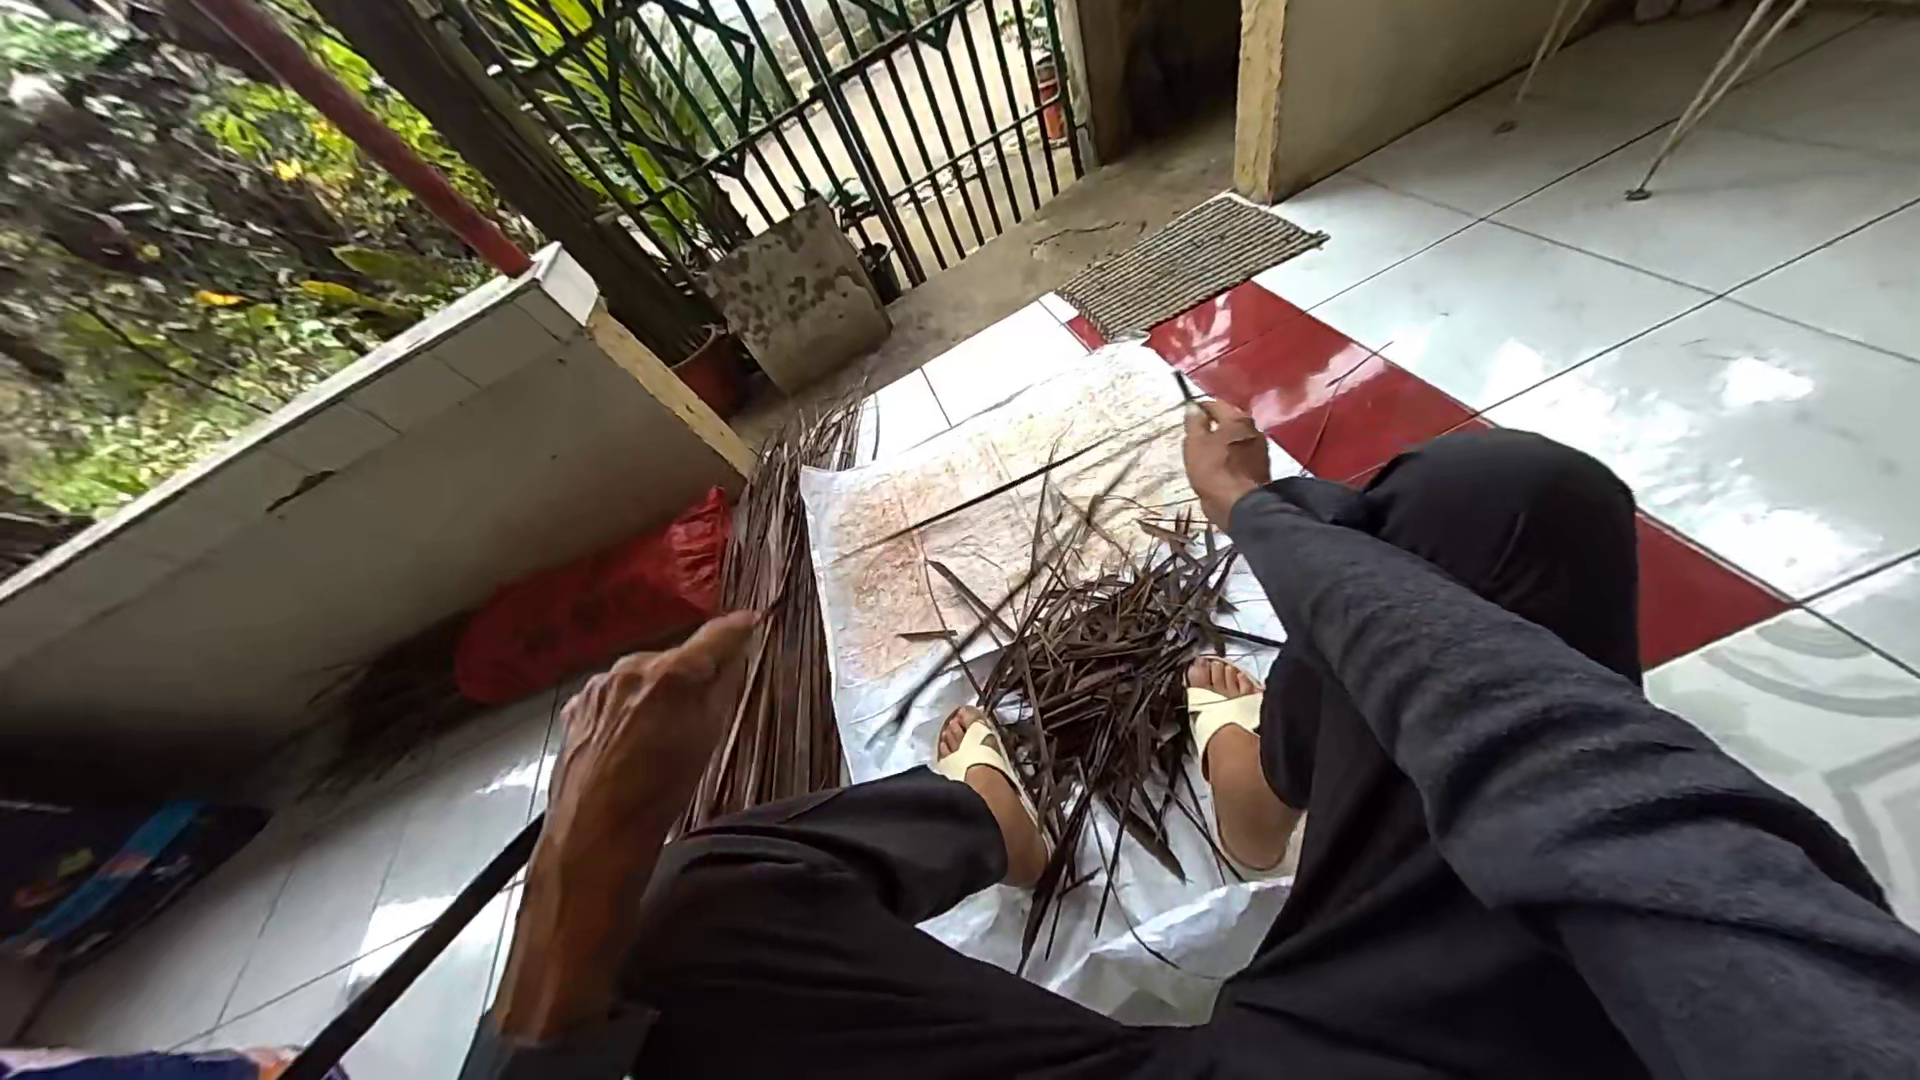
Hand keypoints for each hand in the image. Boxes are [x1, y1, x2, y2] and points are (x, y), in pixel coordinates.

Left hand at [542, 610, 759, 867]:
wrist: (595, 834)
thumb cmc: (658, 793)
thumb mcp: (710, 735)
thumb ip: (725, 686)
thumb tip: (735, 658)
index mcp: (672, 674)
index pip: (717, 635)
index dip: (740, 627)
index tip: (752, 621)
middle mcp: (633, 669)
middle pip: (680, 657)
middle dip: (695, 673)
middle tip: (704, 709)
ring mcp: (601, 685)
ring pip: (648, 674)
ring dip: (662, 690)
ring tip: (663, 734)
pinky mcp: (580, 705)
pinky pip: (619, 691)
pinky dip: (634, 704)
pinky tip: (636, 737)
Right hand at [1183, 399, 1269, 528]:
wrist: (1238, 503)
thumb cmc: (1212, 470)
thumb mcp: (1195, 443)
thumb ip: (1194, 423)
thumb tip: (1193, 407)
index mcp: (1237, 419)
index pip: (1216, 403)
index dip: (1200, 408)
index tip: (1188, 417)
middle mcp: (1253, 428)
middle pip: (1229, 420)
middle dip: (1213, 425)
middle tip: (1196, 435)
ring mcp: (1259, 447)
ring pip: (1235, 437)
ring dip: (1222, 441)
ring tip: (1206, 452)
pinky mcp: (1259, 465)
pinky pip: (1240, 453)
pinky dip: (1230, 454)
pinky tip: (1220, 465)